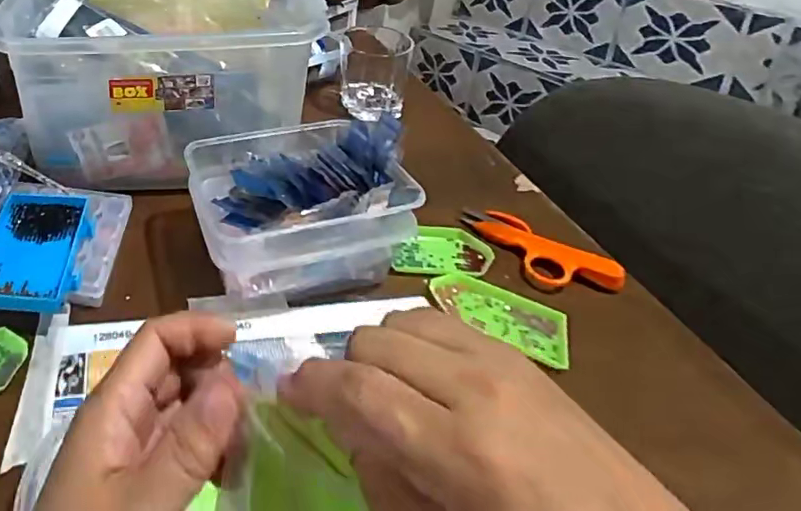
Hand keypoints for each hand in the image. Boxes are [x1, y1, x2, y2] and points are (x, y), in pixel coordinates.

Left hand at [37, 312, 243, 510]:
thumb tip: (232, 380)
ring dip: (211, 409)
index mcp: (111, 405)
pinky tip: (229, 466)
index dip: (195, 329)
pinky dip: (204, 445)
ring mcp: (125, 450)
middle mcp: (117, 417)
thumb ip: (188, 446)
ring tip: (250, 432)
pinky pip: (173, 445)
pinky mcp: (133, 483)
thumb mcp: (143, 502)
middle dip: (210, 370)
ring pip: (173, 407)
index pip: (154, 341)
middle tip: (255, 398)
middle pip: (166, 369)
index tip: (240, 339)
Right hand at [280, 308, 687, 510]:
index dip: (312, 384)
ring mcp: (499, 357)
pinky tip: (426, 375)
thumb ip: (389, 484)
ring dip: (378, 350)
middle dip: (344, 369)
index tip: (287, 390)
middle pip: (370, 340)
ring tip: (389, 390)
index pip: (359, 389)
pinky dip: (412, 338)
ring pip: (398, 319)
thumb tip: (353, 435)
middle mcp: (475, 384)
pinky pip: (436, 317)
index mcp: (464, 448)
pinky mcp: (514, 348)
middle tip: (346, 407)